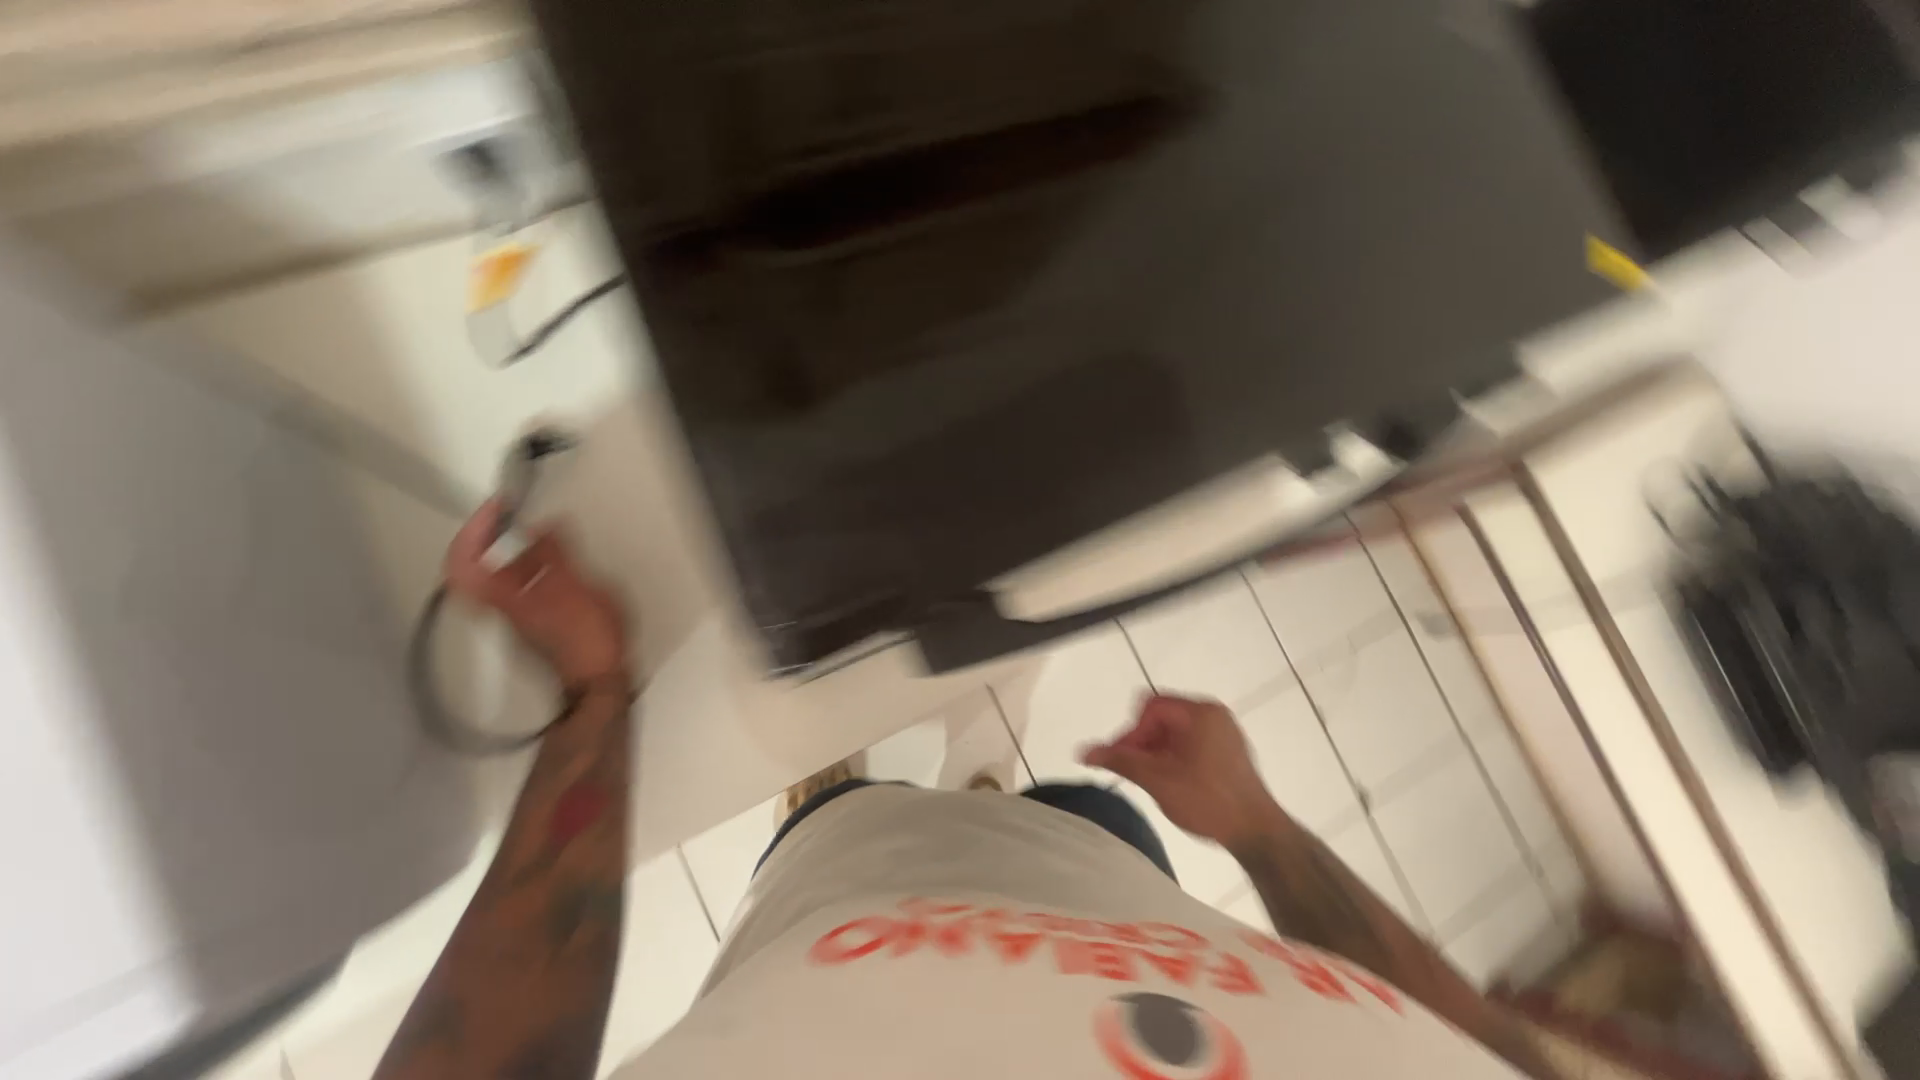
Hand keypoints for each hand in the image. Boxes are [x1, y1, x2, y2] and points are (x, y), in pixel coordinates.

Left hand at [444, 500, 629, 687]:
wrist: (598, 681)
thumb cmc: (585, 635)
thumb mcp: (574, 587)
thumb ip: (554, 555)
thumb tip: (540, 525)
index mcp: (503, 598)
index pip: (462, 561)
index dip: (474, 529)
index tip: (499, 507)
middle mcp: (501, 608)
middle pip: (474, 570)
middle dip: (487, 538)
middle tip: (509, 517)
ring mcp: (518, 618)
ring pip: (498, 580)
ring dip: (510, 552)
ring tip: (536, 534)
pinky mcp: (537, 624)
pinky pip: (520, 589)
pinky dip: (529, 569)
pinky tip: (555, 563)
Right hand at [1080, 694, 1285, 847]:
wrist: (1257, 832)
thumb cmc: (1207, 800)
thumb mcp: (1157, 779)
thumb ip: (1120, 760)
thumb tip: (1083, 751)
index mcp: (1199, 712)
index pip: (1149, 707)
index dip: (1131, 733)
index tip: (1126, 762)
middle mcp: (1214, 714)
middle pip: (1162, 717)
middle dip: (1143, 743)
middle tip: (1135, 773)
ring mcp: (1225, 732)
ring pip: (1175, 732)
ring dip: (1157, 752)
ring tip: (1154, 781)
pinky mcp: (1230, 751)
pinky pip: (1192, 743)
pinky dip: (1175, 757)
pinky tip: (1173, 783)